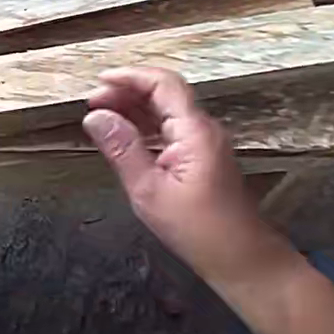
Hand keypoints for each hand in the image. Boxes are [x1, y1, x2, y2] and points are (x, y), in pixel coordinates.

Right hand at [83, 67, 298, 290]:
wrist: (240, 257)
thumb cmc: (198, 230)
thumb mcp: (149, 191)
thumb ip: (123, 149)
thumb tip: (96, 117)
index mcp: (194, 131)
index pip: (163, 83)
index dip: (130, 76)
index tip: (99, 81)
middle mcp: (203, 128)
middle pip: (164, 93)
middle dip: (127, 91)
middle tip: (93, 102)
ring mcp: (204, 141)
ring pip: (167, 110)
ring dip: (134, 108)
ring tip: (102, 115)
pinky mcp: (202, 155)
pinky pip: (171, 128)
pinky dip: (146, 125)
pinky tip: (124, 135)